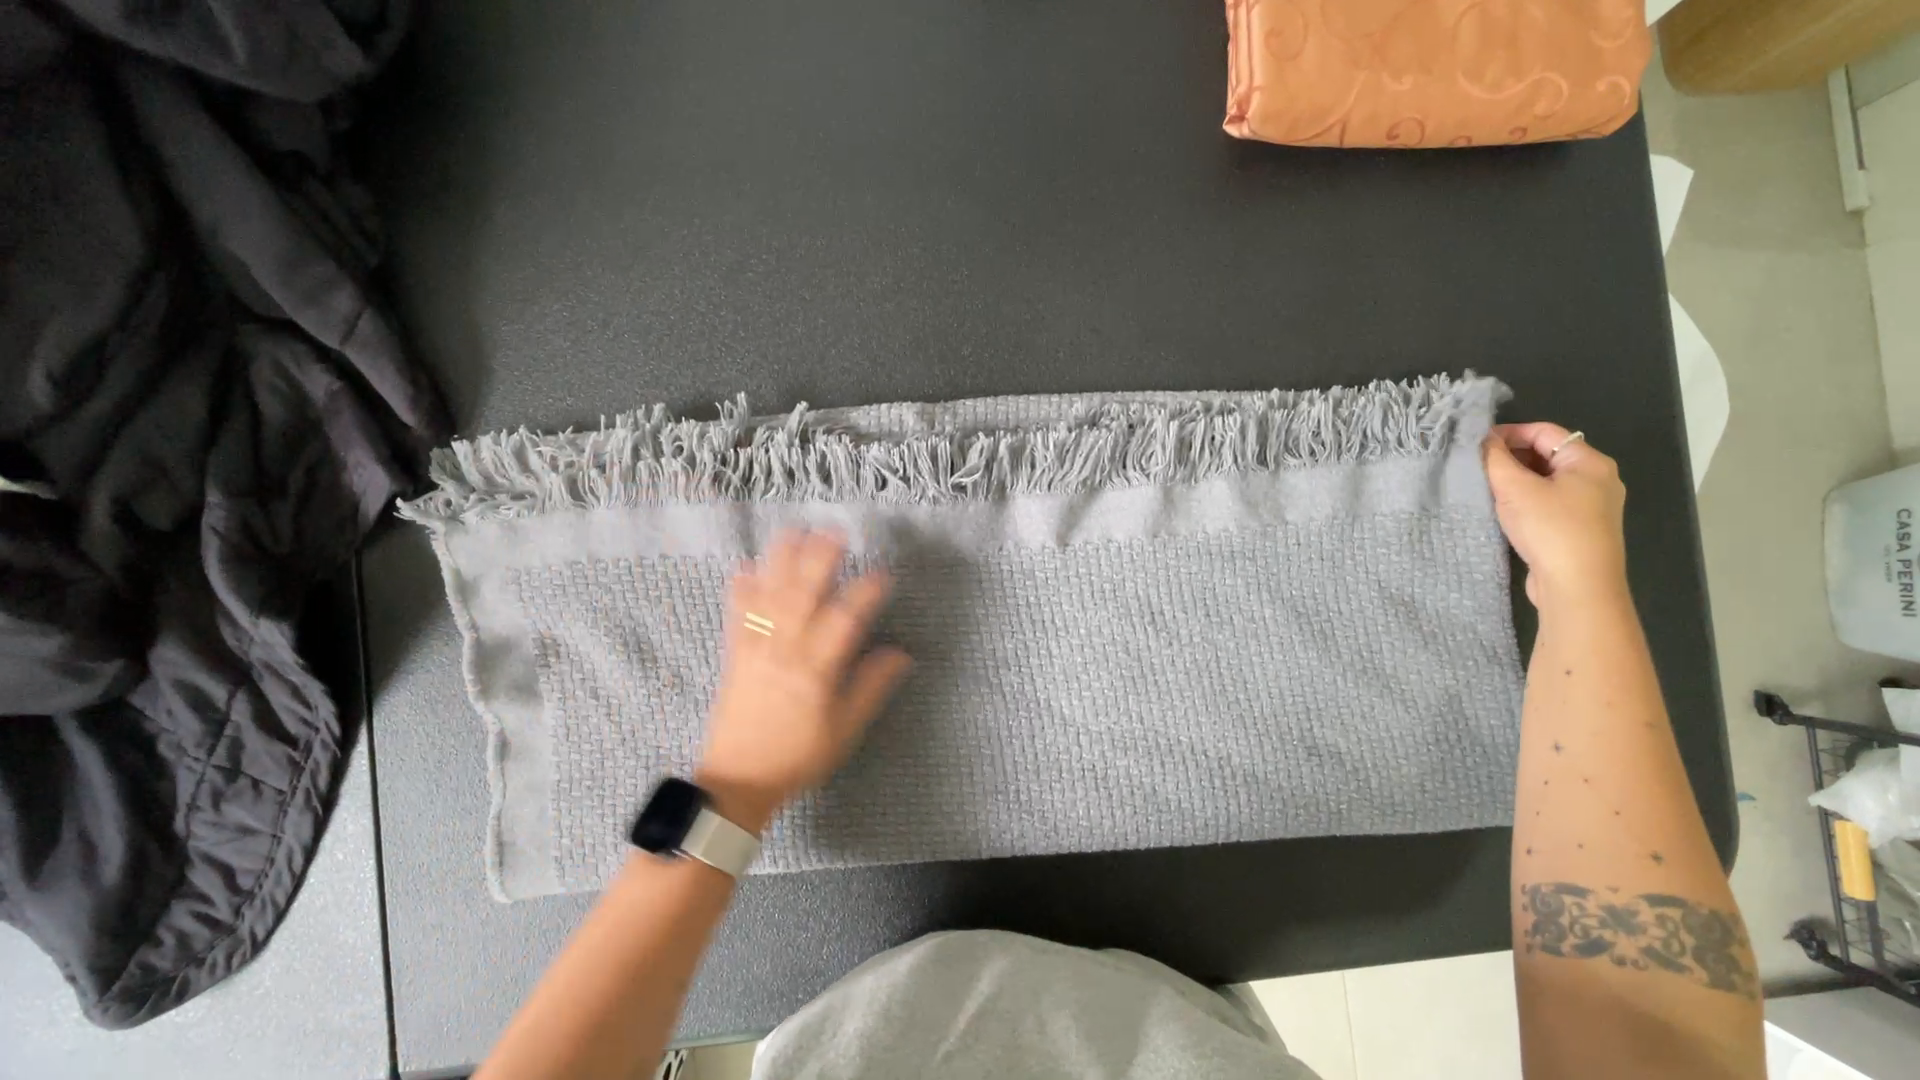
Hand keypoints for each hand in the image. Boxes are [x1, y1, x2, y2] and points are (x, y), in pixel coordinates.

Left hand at [695, 529, 912, 833]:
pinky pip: (736, 616)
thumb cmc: (799, 757)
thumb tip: (903, 654)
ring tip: (794, 531)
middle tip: (835, 531)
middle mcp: (785, 653)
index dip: (866, 594)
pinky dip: (740, 589)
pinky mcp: (734, 655)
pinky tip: (743, 566)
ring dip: (782, 562)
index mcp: (816, 672)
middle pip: (803, 597)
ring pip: (770, 597)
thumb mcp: (844, 730)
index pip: (846, 621)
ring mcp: (756, 650)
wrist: (739, 780)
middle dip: (820, 561)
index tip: (885, 574)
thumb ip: (871, 688)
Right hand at [1483, 423, 1628, 610]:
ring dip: (1515, 481)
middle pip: (1546, 455)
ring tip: (1485, 489)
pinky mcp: (1579, 529)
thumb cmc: (1550, 528)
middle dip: (1510, 458)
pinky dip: (1525, 501)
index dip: (1508, 432)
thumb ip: (1494, 459)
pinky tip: (1504, 512)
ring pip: (1546, 481)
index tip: (1474, 444)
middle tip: (1476, 468)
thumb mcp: (1515, 489)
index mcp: (1589, 461)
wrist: (1577, 586)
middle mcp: (1596, 479)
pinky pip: (1549, 503)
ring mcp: (1590, 506)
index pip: (1544, 432)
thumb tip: (1481, 439)